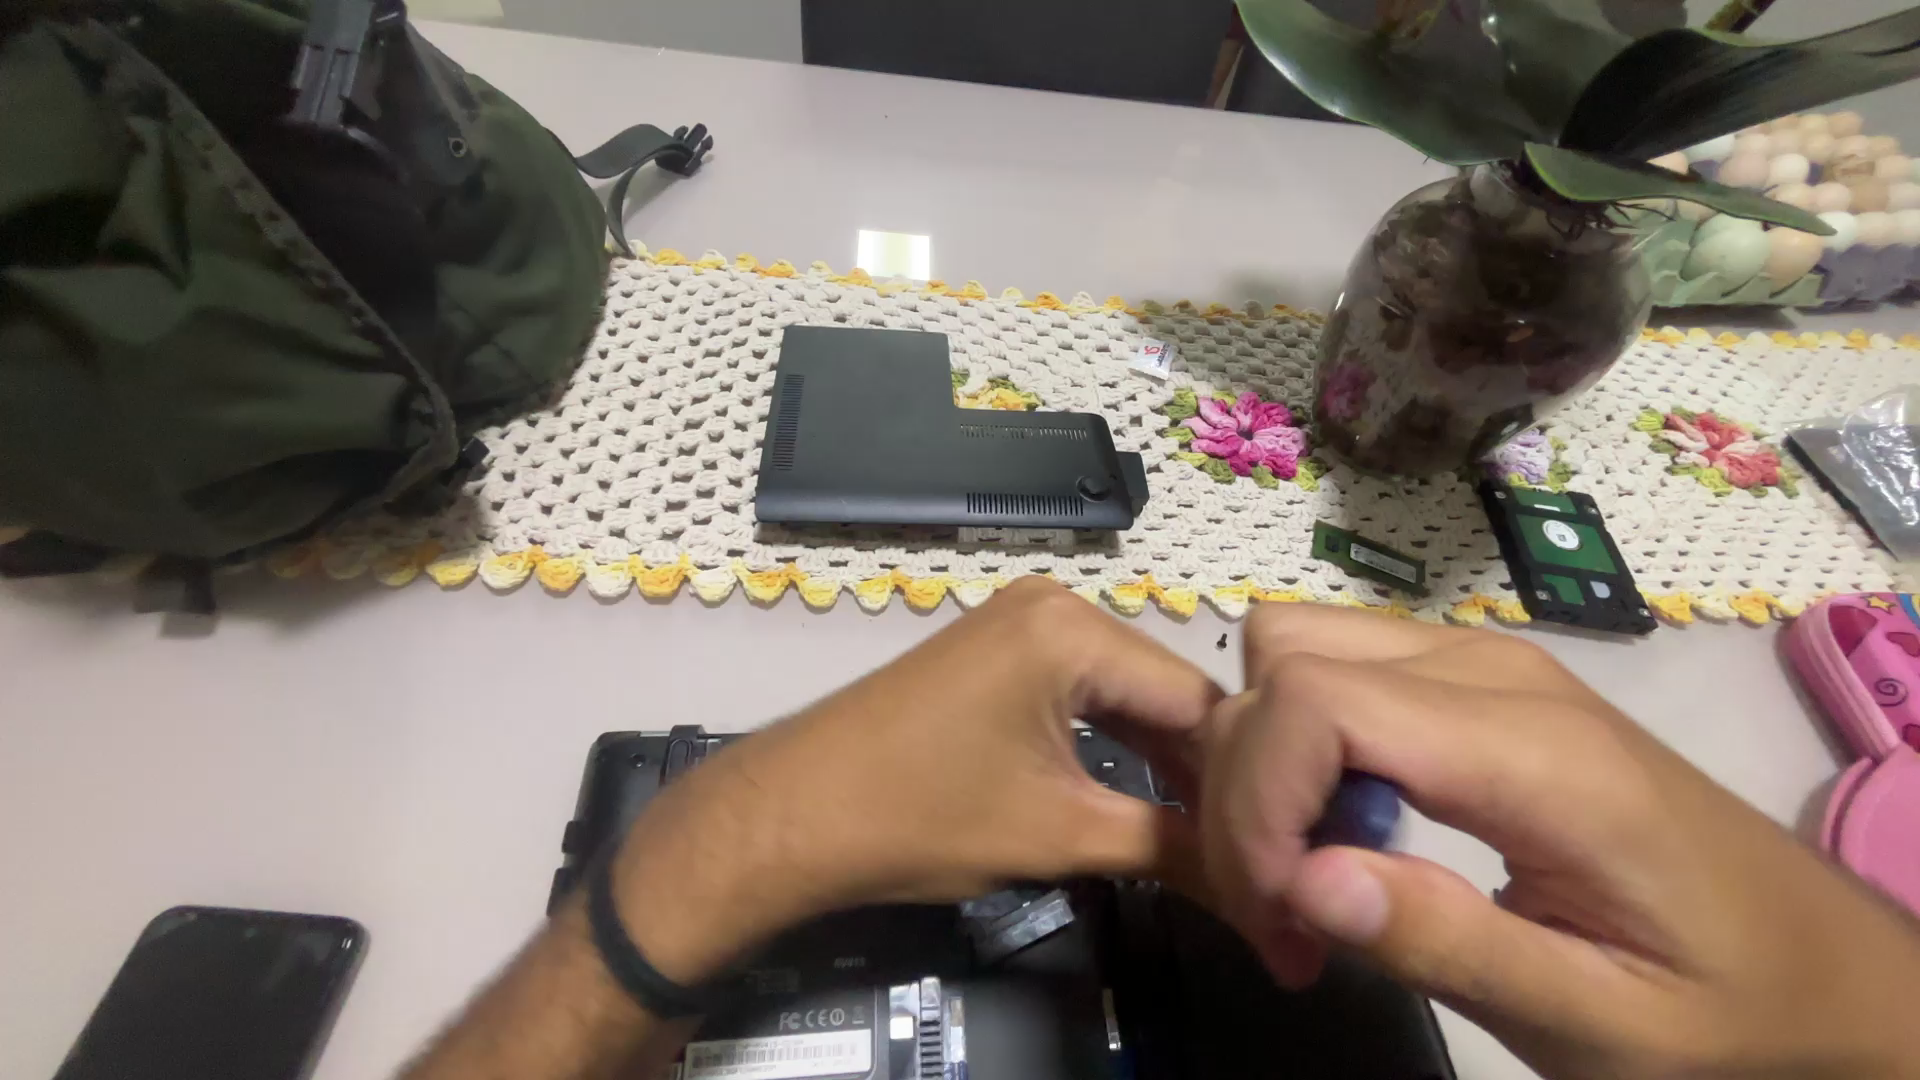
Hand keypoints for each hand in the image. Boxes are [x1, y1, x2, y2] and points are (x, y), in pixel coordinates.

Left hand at [609, 577, 1221, 984]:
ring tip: (1202, 827)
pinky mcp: (996, 646)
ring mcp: (1019, 620)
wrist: (796, 810)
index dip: (1242, 774)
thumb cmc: (923, 814)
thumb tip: (1263, 890)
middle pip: (1159, 687)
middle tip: (1248, 843)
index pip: (1196, 697)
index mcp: (1071, 627)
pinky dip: (1107, 735)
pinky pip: (1077, 686)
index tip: (1279, 838)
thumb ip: (1171, 849)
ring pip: (1120, 688)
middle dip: (1198, 767)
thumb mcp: (1059, 833)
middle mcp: (1053, 602)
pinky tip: (1138, 786)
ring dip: (1156, 754)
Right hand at [1203, 604, 1919, 1078]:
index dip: (1255, 793)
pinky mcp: (1449, 670)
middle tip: (1278, 908)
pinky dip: (1285, 737)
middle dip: (1241, 783)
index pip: (1318, 701)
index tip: (1271, 905)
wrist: (1841, 971)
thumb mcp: (1607, 1028)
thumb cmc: (1738, 1014)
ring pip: (1286, 648)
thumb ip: (1446, 945)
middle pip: (1282, 661)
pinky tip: (1328, 824)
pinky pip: (1319, 668)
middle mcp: (1481, 665)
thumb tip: (1300, 882)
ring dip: (1256, 753)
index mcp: (1531, 747)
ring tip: (1297, 864)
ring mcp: (1464, 654)